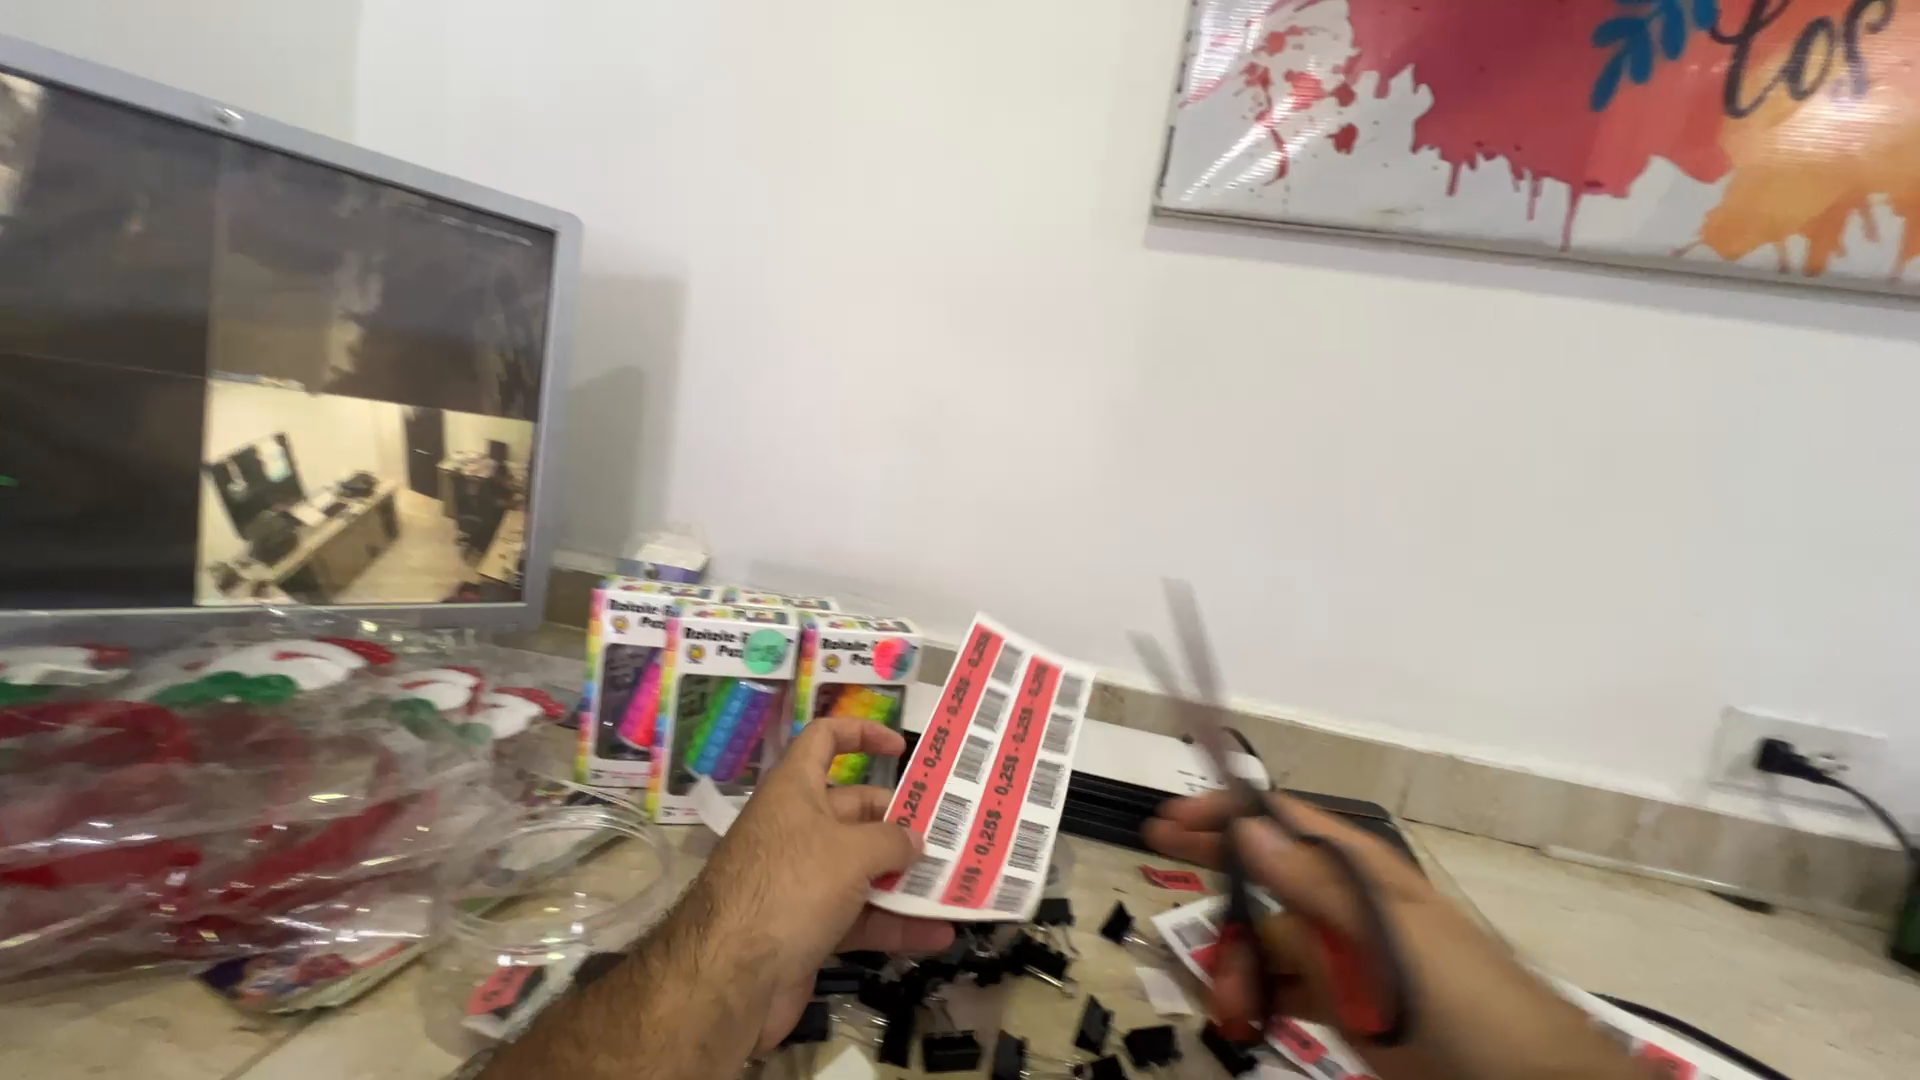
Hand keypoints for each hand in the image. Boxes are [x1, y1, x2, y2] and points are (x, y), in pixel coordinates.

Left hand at [698, 715, 954, 1051]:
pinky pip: (860, 915)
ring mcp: (802, 880)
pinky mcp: (808, 926)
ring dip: (906, 876)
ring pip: (863, 867)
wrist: (728, 980)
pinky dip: (895, 923)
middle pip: (856, 810)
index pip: (824, 739)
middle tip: (948, 832)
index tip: (900, 748)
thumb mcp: (850, 852)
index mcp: (795, 789)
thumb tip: (913, 840)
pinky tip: (938, 932)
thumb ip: (891, 840)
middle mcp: (797, 827)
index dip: (861, 733)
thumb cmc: (790, 887)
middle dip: (901, 822)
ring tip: (956, 880)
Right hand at [1146, 792, 1643, 1079]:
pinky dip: (1253, 997)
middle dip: (1215, 862)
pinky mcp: (1342, 1003)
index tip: (1177, 818)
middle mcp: (1340, 900)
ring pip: (1264, 936)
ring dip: (1234, 957)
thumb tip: (1247, 826)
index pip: (1280, 819)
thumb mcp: (1387, 934)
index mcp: (1355, 868)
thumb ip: (1313, 884)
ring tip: (1226, 1001)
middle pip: (1261, 868)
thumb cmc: (1463, 997)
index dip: (1227, 811)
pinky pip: (1280, 987)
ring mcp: (1340, 953)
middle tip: (1159, 848)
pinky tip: (1238, 1016)